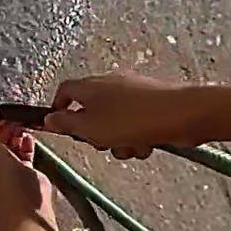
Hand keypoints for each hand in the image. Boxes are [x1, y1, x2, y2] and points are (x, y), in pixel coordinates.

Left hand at [0, 122, 54, 222]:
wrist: (21, 189)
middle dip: (4, 130)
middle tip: (10, 120)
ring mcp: (10, 169)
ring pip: (12, 147)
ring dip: (16, 135)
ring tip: (20, 126)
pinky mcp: (26, 172)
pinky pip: (26, 154)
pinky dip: (27, 144)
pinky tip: (28, 137)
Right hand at [44, 72, 207, 159]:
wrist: (182, 114)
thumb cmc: (133, 120)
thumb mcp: (90, 128)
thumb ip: (65, 124)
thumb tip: (48, 119)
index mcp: (91, 86)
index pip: (65, 90)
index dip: (58, 108)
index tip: (59, 126)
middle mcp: (110, 84)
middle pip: (90, 110)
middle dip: (95, 132)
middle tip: (101, 142)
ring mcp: (133, 93)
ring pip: (114, 121)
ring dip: (119, 140)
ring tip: (130, 146)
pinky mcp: (152, 104)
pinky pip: (135, 123)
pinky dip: (137, 137)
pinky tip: (147, 144)